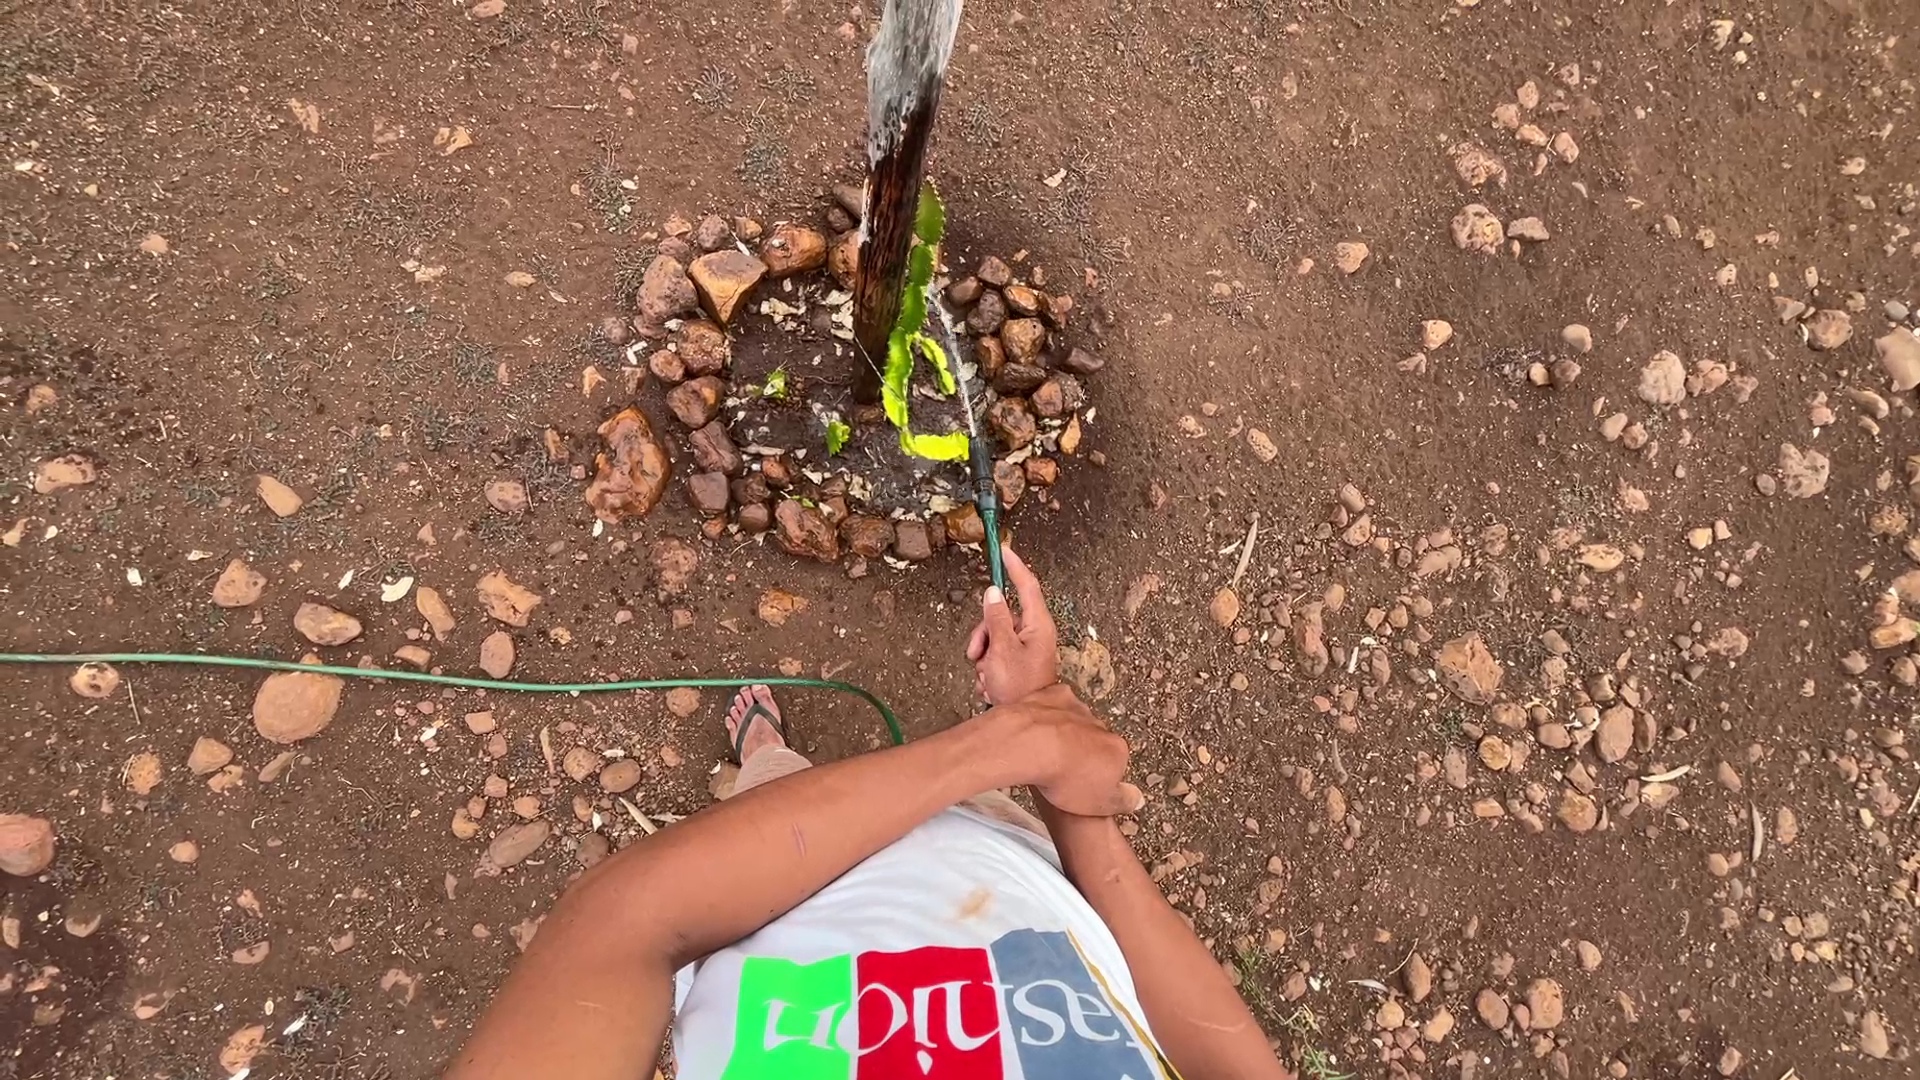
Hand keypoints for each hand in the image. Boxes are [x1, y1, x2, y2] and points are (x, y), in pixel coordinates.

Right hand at [965, 545, 1057, 704]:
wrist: (1027, 720)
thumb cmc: (1020, 686)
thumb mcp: (1003, 649)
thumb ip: (996, 618)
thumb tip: (993, 593)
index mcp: (1038, 624)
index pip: (1027, 585)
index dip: (1015, 566)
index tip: (1004, 550)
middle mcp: (1034, 632)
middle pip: (1001, 615)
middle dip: (984, 635)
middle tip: (978, 655)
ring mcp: (1026, 647)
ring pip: (994, 636)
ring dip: (984, 656)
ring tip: (988, 677)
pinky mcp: (1019, 661)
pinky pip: (996, 653)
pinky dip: (989, 667)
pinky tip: (992, 684)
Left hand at [989, 684, 1141, 816]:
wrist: (1031, 744)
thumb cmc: (1062, 774)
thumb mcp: (1099, 805)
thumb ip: (1122, 800)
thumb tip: (1135, 799)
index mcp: (1116, 749)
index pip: (1116, 763)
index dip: (1100, 774)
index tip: (1085, 784)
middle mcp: (1101, 726)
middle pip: (1096, 739)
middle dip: (1083, 751)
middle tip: (1064, 769)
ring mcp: (1077, 709)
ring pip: (1076, 720)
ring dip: (1065, 731)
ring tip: (1046, 750)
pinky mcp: (1054, 695)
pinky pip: (1055, 702)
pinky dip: (1049, 711)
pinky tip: (1037, 726)